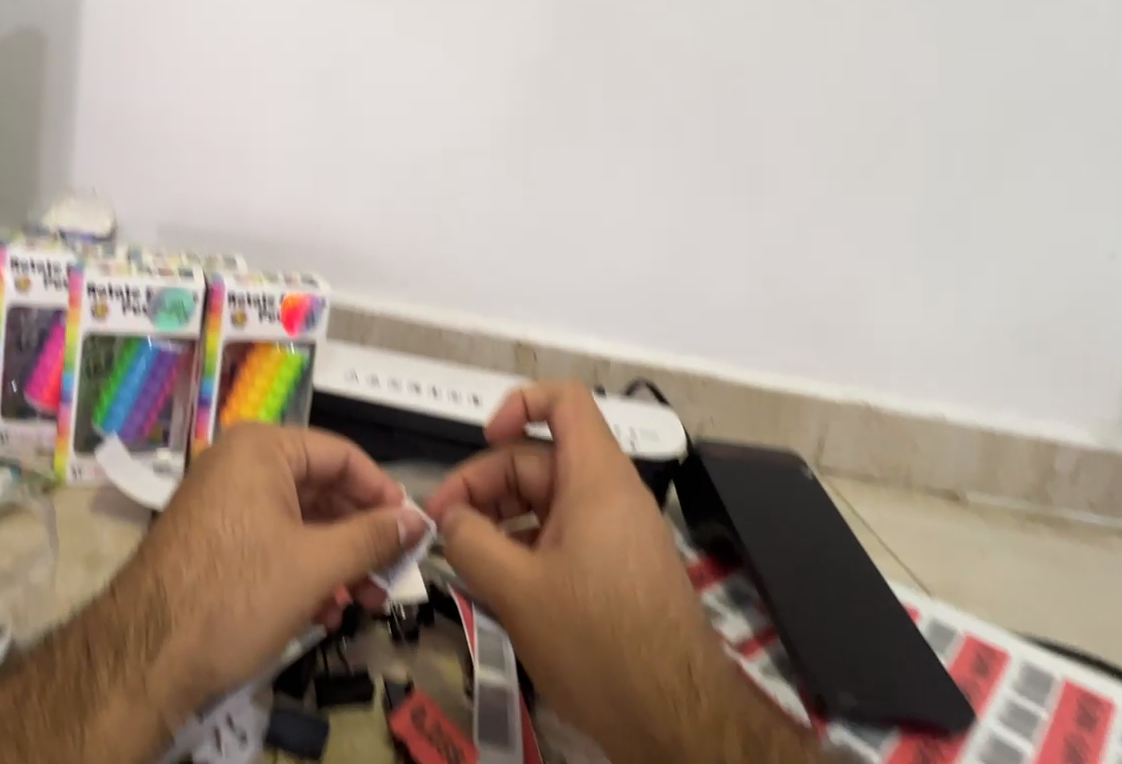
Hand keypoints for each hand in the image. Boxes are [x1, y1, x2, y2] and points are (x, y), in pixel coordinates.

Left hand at [123, 423, 427, 723]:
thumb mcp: (316, 565)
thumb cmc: (235, 595)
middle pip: (321, 489)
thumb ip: (373, 537)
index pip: (341, 455)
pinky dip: (304, 570)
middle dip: (359, 536)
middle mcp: (240, 464)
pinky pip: (273, 540)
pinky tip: (324, 609)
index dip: (382, 492)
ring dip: (336, 560)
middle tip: (391, 575)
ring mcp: (223, 502)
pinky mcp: (213, 539)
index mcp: (262, 449)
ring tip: (362, 602)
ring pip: (300, 521)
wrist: (140, 660)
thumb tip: (417, 520)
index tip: (410, 529)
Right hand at [424, 383, 812, 763]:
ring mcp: (615, 532)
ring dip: (500, 518)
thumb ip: (470, 541)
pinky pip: (562, 534)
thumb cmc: (597, 642)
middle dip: (487, 484)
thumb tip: (449, 518)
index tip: (484, 439)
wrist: (676, 720)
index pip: (564, 401)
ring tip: (465, 557)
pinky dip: (525, 545)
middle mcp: (610, 494)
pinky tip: (498, 581)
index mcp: (595, 478)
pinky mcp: (616, 567)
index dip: (519, 403)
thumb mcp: (517, 590)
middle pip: (539, 458)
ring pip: (547, 499)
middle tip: (445, 526)